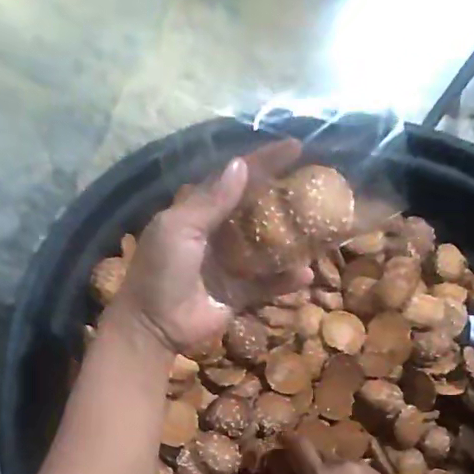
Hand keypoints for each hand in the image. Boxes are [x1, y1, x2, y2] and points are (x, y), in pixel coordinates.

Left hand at [114, 143, 313, 353]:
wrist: (153, 325)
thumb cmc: (161, 271)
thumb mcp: (180, 228)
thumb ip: (211, 200)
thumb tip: (241, 164)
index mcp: (197, 212)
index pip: (233, 178)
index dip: (262, 161)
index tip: (294, 147)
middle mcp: (216, 234)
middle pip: (255, 209)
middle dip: (283, 195)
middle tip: (316, 183)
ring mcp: (229, 265)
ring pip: (266, 246)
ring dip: (291, 237)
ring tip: (320, 226)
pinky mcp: (238, 295)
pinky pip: (267, 284)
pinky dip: (286, 280)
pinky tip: (307, 273)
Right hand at [275, 432, 430, 473]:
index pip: (298, 444)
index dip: (287, 439)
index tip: (281, 440)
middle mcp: (336, 464)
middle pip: (318, 454)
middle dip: (310, 464)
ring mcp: (357, 466)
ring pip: (336, 463)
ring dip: (331, 473)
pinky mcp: (374, 472)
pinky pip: (353, 470)